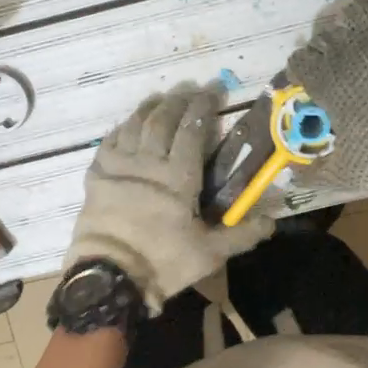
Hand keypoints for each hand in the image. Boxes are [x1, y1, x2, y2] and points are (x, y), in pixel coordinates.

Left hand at [64, 83, 272, 311]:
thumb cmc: (163, 263)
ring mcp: (119, 166)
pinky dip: (121, 128)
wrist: (109, 276)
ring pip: (134, 125)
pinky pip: (109, 142)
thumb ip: (242, 234)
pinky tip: (127, 125)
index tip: (213, 92)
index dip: (204, 107)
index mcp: (179, 176)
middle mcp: (148, 162)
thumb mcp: (209, 253)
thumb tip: (272, 222)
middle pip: (163, 119)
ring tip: (161, 99)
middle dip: (178, 101)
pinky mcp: (96, 176)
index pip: (193, 129)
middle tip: (190, 90)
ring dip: (149, 108)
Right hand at [286, 0, 367, 209]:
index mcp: (327, 82)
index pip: (301, 62)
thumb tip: (288, 176)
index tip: (315, 84)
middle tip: (343, 66)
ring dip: (353, 23)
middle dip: (329, 50)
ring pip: (354, 12)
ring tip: (363, 38)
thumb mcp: (345, 173)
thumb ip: (311, 172)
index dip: (306, 72)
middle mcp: (348, 51)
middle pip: (326, 37)